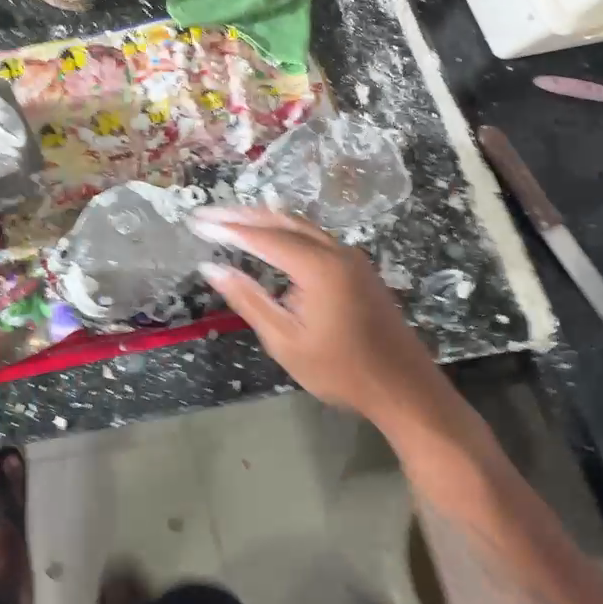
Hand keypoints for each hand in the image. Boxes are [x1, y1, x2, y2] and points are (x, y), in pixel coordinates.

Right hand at [189, 206, 445, 424]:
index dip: (228, 228)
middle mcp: (338, 252)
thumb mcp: (285, 340)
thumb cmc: (342, 371)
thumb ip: (248, 299)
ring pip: (300, 226)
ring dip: (263, 221)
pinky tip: (267, 238)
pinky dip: (283, 232)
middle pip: (282, 222)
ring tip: (228, 220)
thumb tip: (211, 268)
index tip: (196, 222)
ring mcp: (352, 258)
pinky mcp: (358, 269)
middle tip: (206, 214)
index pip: (264, 238)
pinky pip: (313, 237)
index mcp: (320, 268)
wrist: (406, 390)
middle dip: (241, 215)